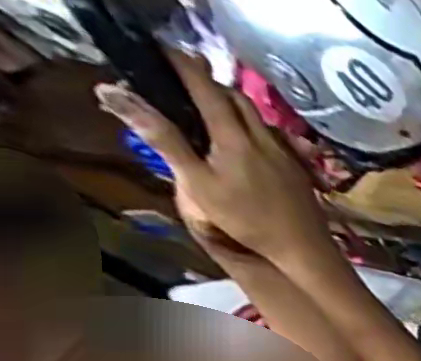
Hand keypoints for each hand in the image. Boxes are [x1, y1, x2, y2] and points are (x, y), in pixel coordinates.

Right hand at [96, 51, 331, 264]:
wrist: (306, 250)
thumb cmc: (249, 221)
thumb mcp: (198, 182)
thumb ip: (163, 138)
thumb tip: (114, 93)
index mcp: (235, 137)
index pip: (206, 87)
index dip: (183, 65)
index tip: (163, 50)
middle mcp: (265, 140)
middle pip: (238, 99)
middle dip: (212, 85)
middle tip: (188, 84)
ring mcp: (288, 156)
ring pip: (260, 118)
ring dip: (237, 107)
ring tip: (215, 111)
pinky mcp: (301, 173)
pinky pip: (277, 139)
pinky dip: (257, 129)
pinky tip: (250, 142)